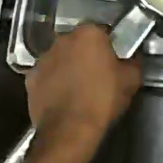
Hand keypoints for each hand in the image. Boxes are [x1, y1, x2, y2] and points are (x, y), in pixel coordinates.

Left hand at [26, 24, 140, 160]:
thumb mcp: (131, 80)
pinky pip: (46, 76)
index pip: (102, 32)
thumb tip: (131, 58)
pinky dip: (52, 83)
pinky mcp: (30, 78)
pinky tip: (61, 98)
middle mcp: (62, 39)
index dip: (108, 46)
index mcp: (88, 34)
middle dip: (86, 54)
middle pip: (78, 43)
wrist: (69, 130)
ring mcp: (43, 58)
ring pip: (60, 58)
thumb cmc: (102, 100)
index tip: (112, 60)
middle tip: (96, 73)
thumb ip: (132, 62)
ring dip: (67, 66)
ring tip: (77, 88)